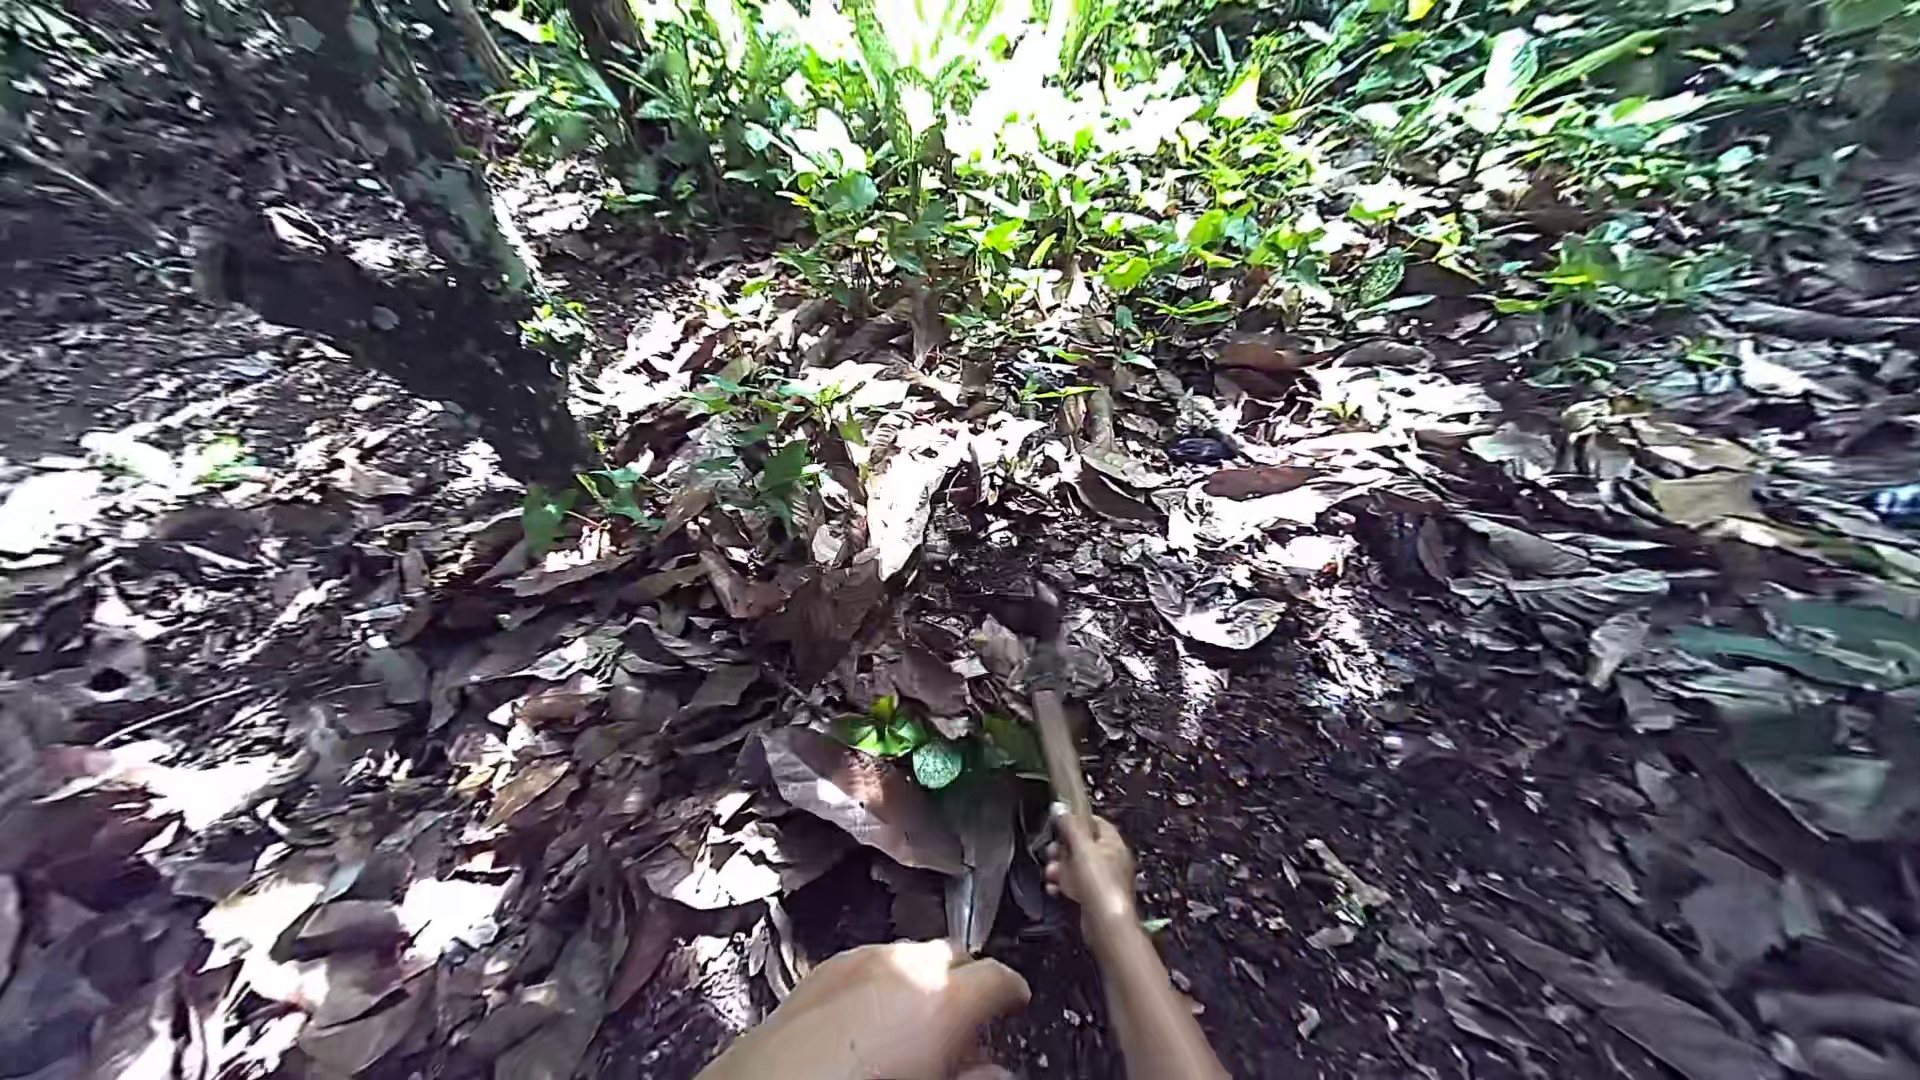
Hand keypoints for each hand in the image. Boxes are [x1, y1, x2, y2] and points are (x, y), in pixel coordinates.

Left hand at [696, 939, 1029, 1079]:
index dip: (1012, 990)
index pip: (997, 977)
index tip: (1015, 1001)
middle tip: (967, 1024)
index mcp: (941, 999)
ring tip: (916, 1027)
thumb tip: (995, 1071)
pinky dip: (888, 981)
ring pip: (914, 953)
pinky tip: (873, 1021)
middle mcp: (906, 964)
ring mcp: (864, 959)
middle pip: (956, 954)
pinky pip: (875, 962)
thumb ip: (973, 1076)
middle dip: (967, 981)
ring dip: (925, 979)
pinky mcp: (828, 965)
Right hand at [1045, 804, 1138, 930]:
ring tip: (1049, 873)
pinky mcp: (1094, 898)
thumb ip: (1070, 826)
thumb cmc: (1098, 881)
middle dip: (1062, 847)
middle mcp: (1111, 859)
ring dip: (1060, 867)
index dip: (1077, 819)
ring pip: (1077, 865)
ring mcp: (1103, 880)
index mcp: (1113, 843)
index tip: (1059, 822)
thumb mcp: (1082, 847)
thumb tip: (1058, 806)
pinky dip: (1064, 884)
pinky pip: (1076, 884)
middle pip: (1083, 844)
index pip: (1096, 822)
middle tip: (1050, 852)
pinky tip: (1053, 887)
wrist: (1106, 926)